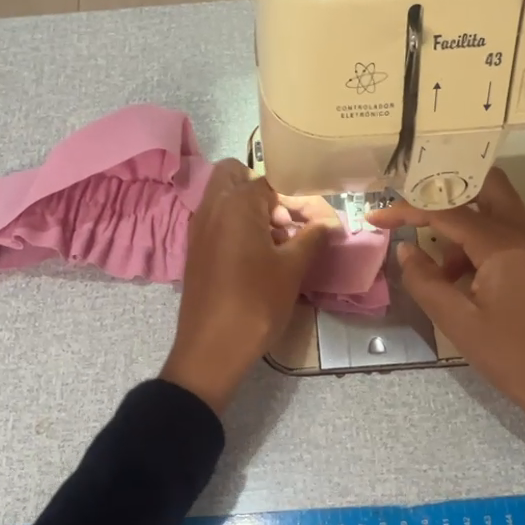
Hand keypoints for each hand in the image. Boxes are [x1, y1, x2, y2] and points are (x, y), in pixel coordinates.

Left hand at [162, 160, 339, 411]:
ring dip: (249, 208)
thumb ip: (312, 237)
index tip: (310, 218)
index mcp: (236, 203)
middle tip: (284, 219)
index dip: (295, 195)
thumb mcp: (292, 269)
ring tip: (277, 241)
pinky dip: (236, 226)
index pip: (270, 179)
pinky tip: (258, 257)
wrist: (211, 349)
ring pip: (224, 198)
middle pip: (235, 175)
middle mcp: (212, 206)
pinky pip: (217, 221)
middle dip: (262, 188)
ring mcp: (199, 228)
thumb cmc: (255, 303)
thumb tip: (328, 223)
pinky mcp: (195, 250)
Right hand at [367, 169, 524, 463]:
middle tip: (413, 210)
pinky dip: (479, 241)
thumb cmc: (511, 357)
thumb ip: (425, 280)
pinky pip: (507, 233)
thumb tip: (406, 249)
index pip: (448, 211)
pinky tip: (461, 278)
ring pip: (497, 208)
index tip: (376, 218)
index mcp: (504, 246)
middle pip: (486, 184)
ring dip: (462, 221)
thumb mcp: (457, 322)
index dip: (408, 210)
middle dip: (446, 191)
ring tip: (438, 266)